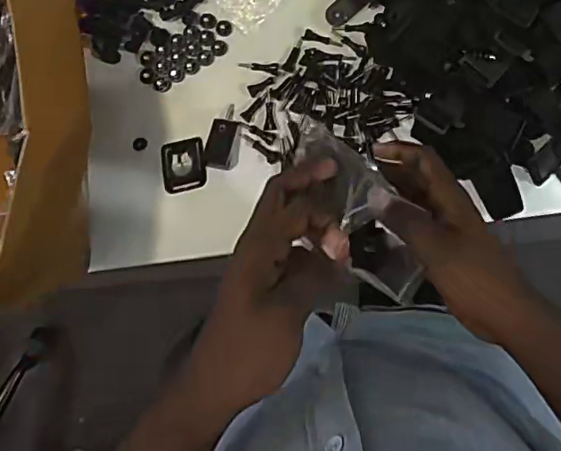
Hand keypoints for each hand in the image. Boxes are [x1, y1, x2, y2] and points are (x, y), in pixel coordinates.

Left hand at [179, 157, 350, 420]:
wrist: (214, 386)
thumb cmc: (248, 349)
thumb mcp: (287, 313)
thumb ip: (313, 274)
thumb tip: (337, 250)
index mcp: (258, 245)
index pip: (291, 203)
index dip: (320, 203)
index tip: (346, 219)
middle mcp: (256, 244)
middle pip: (280, 196)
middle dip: (307, 180)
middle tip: (336, 173)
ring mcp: (259, 260)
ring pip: (286, 220)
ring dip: (311, 216)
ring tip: (340, 228)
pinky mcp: (264, 279)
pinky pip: (289, 247)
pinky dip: (309, 244)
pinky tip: (330, 259)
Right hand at [373, 141, 534, 341]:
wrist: (507, 315)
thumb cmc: (474, 277)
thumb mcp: (434, 247)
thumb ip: (404, 219)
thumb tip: (374, 194)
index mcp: (450, 197)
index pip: (425, 159)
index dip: (400, 149)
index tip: (373, 150)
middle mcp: (449, 206)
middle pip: (420, 176)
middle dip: (393, 169)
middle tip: (362, 173)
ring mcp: (450, 227)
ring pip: (419, 200)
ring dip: (395, 194)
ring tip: (366, 197)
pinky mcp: (448, 248)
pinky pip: (420, 223)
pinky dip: (401, 219)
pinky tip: (382, 229)